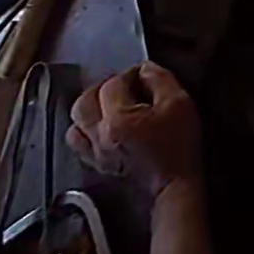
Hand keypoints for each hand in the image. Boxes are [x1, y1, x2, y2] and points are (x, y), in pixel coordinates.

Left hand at [67, 62, 200, 197]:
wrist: (173, 184)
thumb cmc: (179, 142)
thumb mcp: (179, 102)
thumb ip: (160, 80)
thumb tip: (144, 68)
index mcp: (118, 119)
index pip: (112, 84)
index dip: (129, 73)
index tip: (145, 74)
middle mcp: (97, 136)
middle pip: (83, 101)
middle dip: (103, 87)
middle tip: (124, 85)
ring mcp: (92, 152)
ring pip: (75, 122)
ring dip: (90, 108)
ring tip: (111, 104)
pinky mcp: (94, 163)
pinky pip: (77, 141)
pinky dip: (86, 128)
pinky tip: (104, 125)